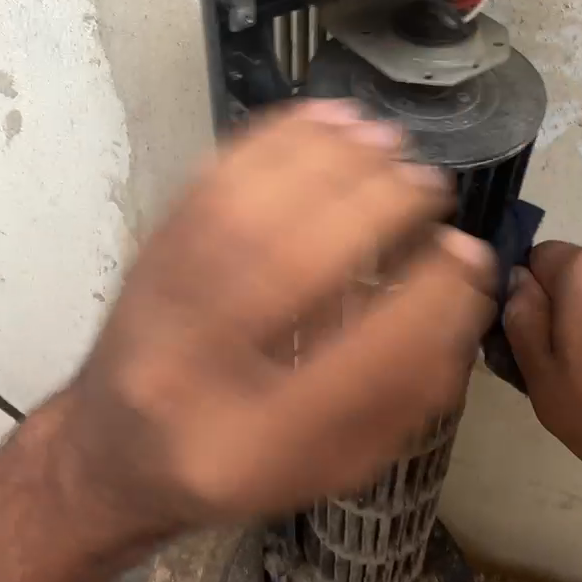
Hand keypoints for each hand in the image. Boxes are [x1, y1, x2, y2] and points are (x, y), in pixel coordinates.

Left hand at [55, 100, 495, 535]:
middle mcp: (194, 373)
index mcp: (254, 447)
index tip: (466, 250)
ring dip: (328, 160)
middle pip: (290, 268)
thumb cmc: (241, 462)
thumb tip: (463, 285)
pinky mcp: (147, 253)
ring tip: (387, 141)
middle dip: (376, 209)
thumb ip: (406, 392)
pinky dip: (275, 138)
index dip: (427, 297)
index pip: (357, 364)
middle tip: (429, 182)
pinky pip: (210, 179)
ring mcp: (158, 305)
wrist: (115, 449)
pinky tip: (327, 119)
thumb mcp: (331, 461)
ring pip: (246, 211)